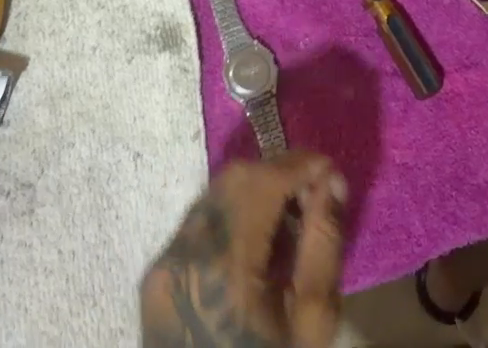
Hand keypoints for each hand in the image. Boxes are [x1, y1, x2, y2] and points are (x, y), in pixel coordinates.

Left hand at [140, 153, 347, 347]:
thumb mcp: (312, 322)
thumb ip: (322, 243)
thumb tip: (332, 181)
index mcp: (224, 270)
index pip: (261, 184)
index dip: (299, 165)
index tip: (330, 170)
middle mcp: (182, 256)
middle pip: (232, 180)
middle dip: (277, 174)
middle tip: (314, 194)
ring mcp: (161, 266)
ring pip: (212, 195)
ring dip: (254, 191)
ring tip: (289, 218)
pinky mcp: (155, 276)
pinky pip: (197, 222)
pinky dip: (231, 215)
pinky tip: (257, 242)